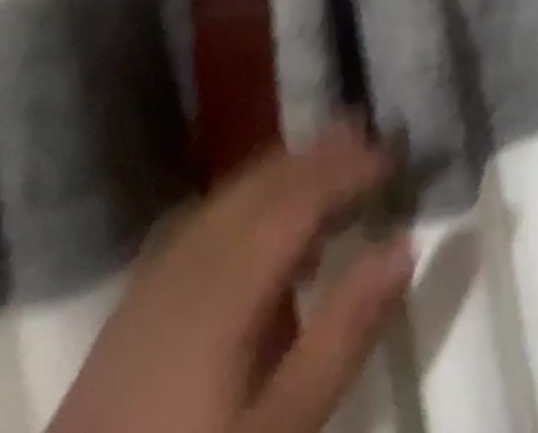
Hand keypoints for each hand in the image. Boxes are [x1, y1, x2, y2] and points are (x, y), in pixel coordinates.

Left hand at [48, 121, 413, 432]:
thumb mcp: (289, 416)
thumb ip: (347, 329)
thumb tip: (403, 245)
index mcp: (222, 293)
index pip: (293, 204)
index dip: (345, 169)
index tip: (395, 152)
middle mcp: (181, 271)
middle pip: (253, 191)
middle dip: (314, 156)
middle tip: (368, 133)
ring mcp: (149, 287)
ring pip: (222, 203)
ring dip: (280, 173)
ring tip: (330, 161)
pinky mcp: (135, 309)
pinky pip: (199, 227)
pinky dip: (246, 202)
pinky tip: (265, 221)